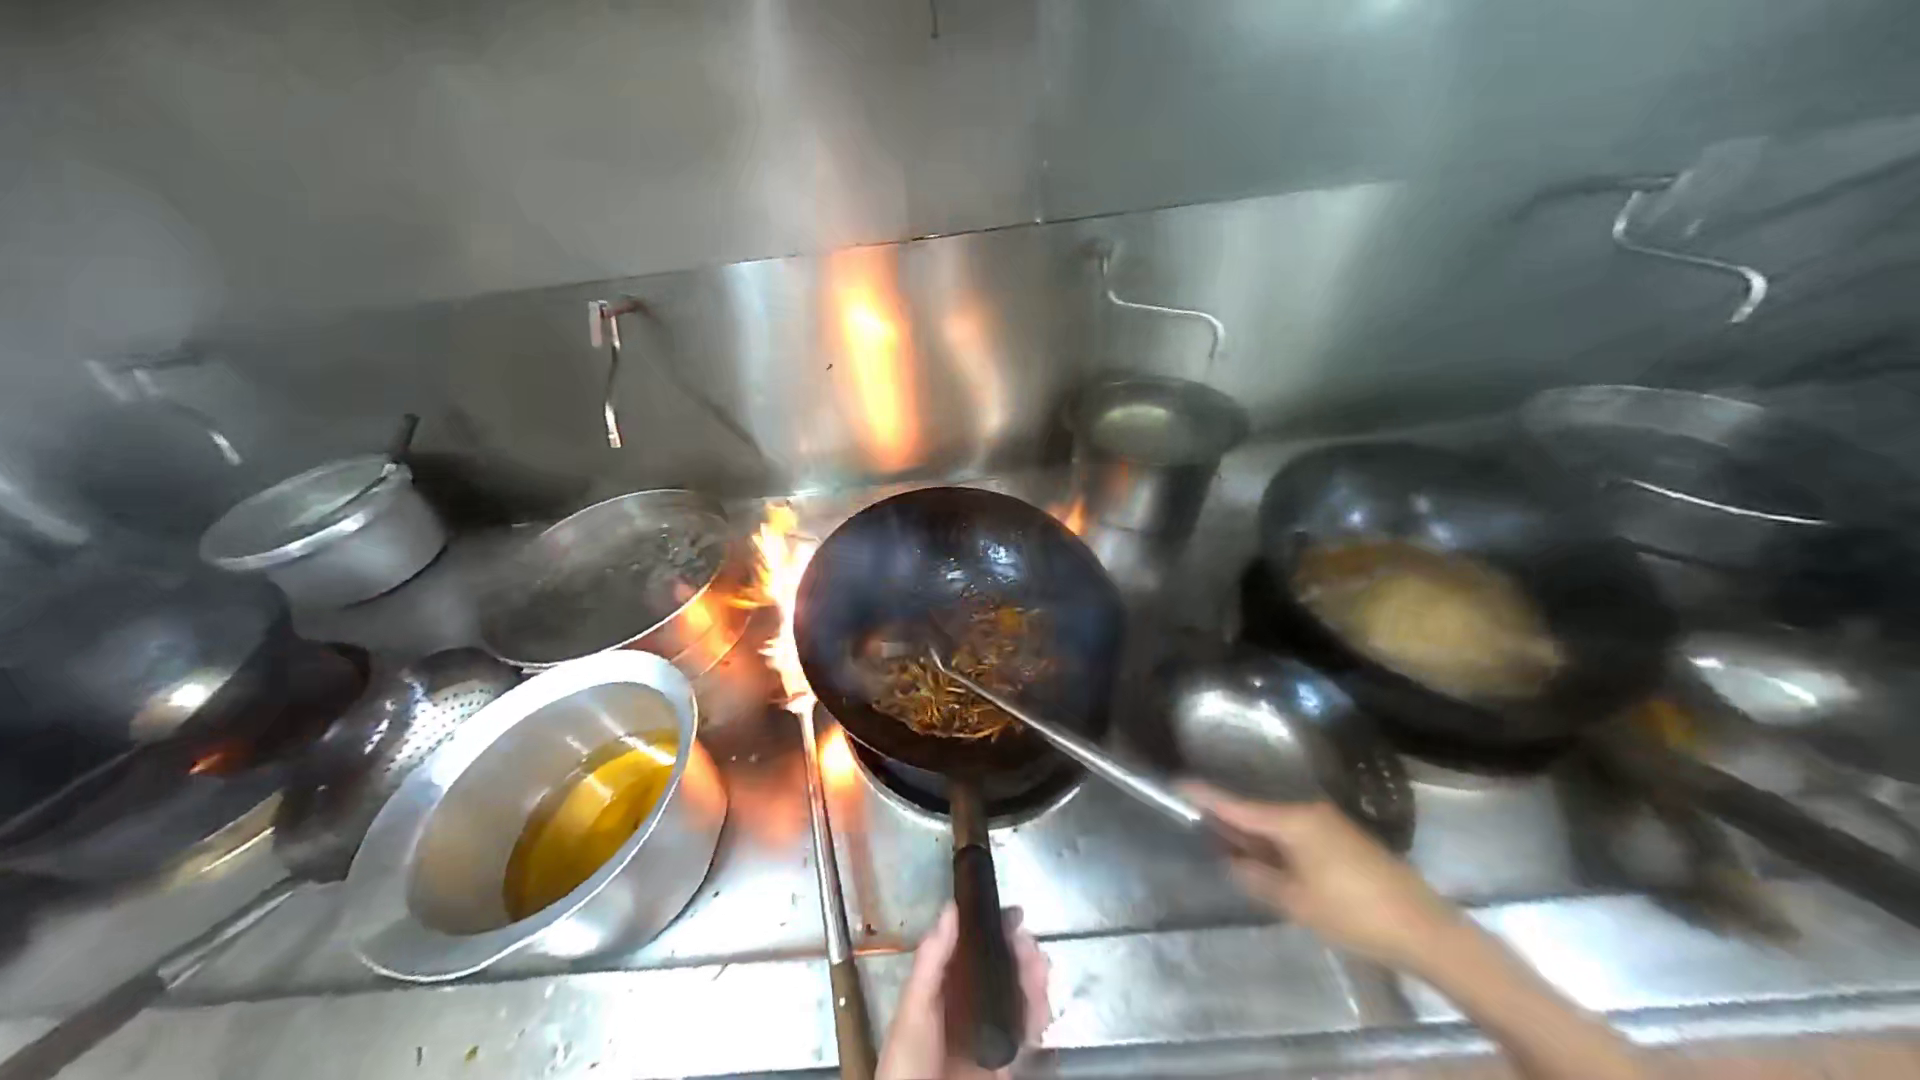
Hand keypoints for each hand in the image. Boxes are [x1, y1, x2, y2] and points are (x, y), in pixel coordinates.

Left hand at [877, 903, 1051, 1079]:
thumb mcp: (914, 1007)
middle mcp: (969, 1005)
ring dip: (1033, 978)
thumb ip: (932, 960)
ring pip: (1019, 996)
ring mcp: (989, 1033)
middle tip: (1028, 943)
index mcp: (944, 987)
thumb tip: (951, 909)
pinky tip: (1042, 1003)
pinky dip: (1039, 1015)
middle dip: (1019, 952)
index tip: (1012, 915)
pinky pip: (1028, 1033)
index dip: (994, 931)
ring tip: (1039, 967)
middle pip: (1001, 970)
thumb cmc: (908, 1062)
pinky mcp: (1005, 1061)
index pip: (973, 950)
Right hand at [1182, 783, 1463, 970]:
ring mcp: (1329, 823)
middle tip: (1203, 832)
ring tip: (1234, 854)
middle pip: (1256, 811)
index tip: (1177, 782)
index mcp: (1292, 820)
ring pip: (1277, 824)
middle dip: (1230, 822)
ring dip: (1255, 837)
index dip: (1205, 795)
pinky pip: (1296, 833)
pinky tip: (1272, 864)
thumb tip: (1230, 860)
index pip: (1237, 804)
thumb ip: (1254, 876)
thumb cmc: (1353, 913)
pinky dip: (1277, 844)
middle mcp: (1308, 811)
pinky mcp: (1343, 838)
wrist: (1426, 929)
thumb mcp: (1294, 900)